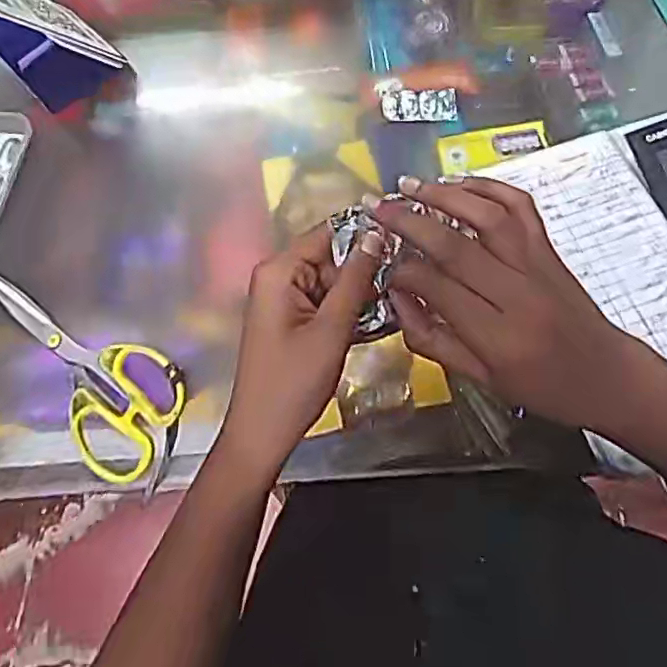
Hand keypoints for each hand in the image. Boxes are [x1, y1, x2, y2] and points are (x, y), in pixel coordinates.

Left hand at [216, 223, 381, 476]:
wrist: (262, 434)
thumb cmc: (292, 383)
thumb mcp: (331, 329)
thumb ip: (355, 280)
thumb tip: (376, 235)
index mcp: (278, 270)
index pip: (326, 233)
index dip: (363, 234)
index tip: (403, 239)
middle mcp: (277, 275)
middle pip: (330, 257)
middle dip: (364, 271)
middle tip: (404, 284)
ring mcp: (282, 297)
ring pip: (332, 281)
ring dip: (360, 294)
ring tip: (394, 306)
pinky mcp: (290, 317)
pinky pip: (324, 301)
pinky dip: (346, 310)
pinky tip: (375, 324)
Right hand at [371, 176, 666, 433]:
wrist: (608, 376)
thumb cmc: (541, 386)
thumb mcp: (480, 379)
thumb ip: (431, 338)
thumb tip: (395, 295)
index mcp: (498, 337)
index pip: (436, 288)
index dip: (401, 270)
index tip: (383, 262)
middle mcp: (518, 295)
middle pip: (455, 246)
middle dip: (408, 222)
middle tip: (377, 207)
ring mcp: (537, 265)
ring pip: (487, 216)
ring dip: (444, 195)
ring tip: (410, 186)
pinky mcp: (549, 248)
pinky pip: (520, 207)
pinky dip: (489, 187)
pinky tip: (460, 183)